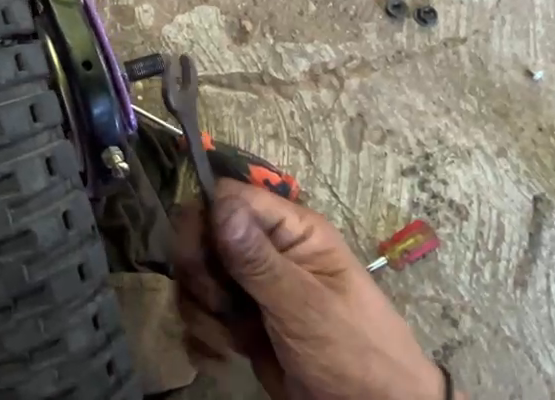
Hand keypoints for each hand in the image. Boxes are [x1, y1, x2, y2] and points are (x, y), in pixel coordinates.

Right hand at [172, 179, 448, 399]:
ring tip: (233, 340)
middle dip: (200, 273)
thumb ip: (259, 261)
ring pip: (197, 276)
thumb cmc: (357, 357)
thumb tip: (218, 205)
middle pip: (203, 234)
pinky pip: (200, 313)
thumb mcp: (309, 309)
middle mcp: (267, 250)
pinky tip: (222, 355)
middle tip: (218, 305)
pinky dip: (203, 335)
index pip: (230, 197)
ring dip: (203, 311)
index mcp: (292, 231)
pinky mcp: (241, 321)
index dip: (206, 219)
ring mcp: (251, 287)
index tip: (201, 257)